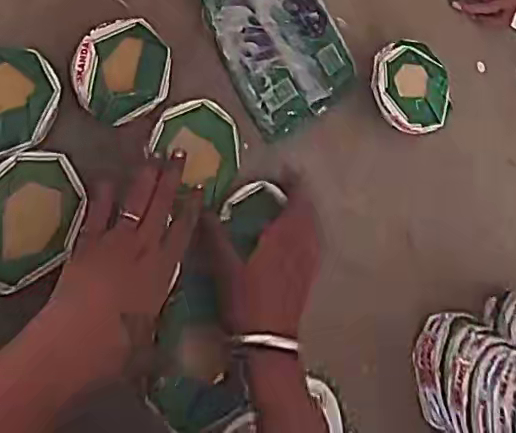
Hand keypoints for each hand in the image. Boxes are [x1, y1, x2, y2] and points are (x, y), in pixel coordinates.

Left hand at [46, 156, 200, 381]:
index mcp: (162, 270)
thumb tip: (175, 339)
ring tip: (152, 156)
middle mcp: (142, 248)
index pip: (183, 230)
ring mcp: (113, 242)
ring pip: (134, 202)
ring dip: (144, 178)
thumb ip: (161, 330)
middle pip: (161, 205)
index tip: (199, 186)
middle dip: (171, 177)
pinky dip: (103, 196)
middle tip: (177, 151)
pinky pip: (98, 213)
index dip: (192, 207)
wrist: (71, 344)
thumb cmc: (115, 352)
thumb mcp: (149, 346)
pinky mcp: (86, 244)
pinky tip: (108, 180)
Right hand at [203, 181, 319, 337]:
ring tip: (288, 205)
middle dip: (297, 192)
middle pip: (308, 207)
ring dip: (303, 210)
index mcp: (284, 233)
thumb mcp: (225, 266)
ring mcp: (309, 259)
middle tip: (281, 185)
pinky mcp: (310, 274)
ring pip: (313, 224)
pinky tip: (294, 236)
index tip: (281, 170)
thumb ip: (213, 235)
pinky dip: (307, 229)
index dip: (291, 180)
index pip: (297, 196)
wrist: (269, 344)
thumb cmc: (247, 301)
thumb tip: (201, 207)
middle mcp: (302, 241)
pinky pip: (314, 240)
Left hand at [453, 0, 515, 20]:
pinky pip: (501, 20)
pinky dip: (490, 21)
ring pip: (494, 20)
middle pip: (486, 9)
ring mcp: (512, 6)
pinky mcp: (514, 9)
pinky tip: (480, 18)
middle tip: (455, 3)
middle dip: (469, 7)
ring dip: (479, 18)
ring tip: (466, 13)